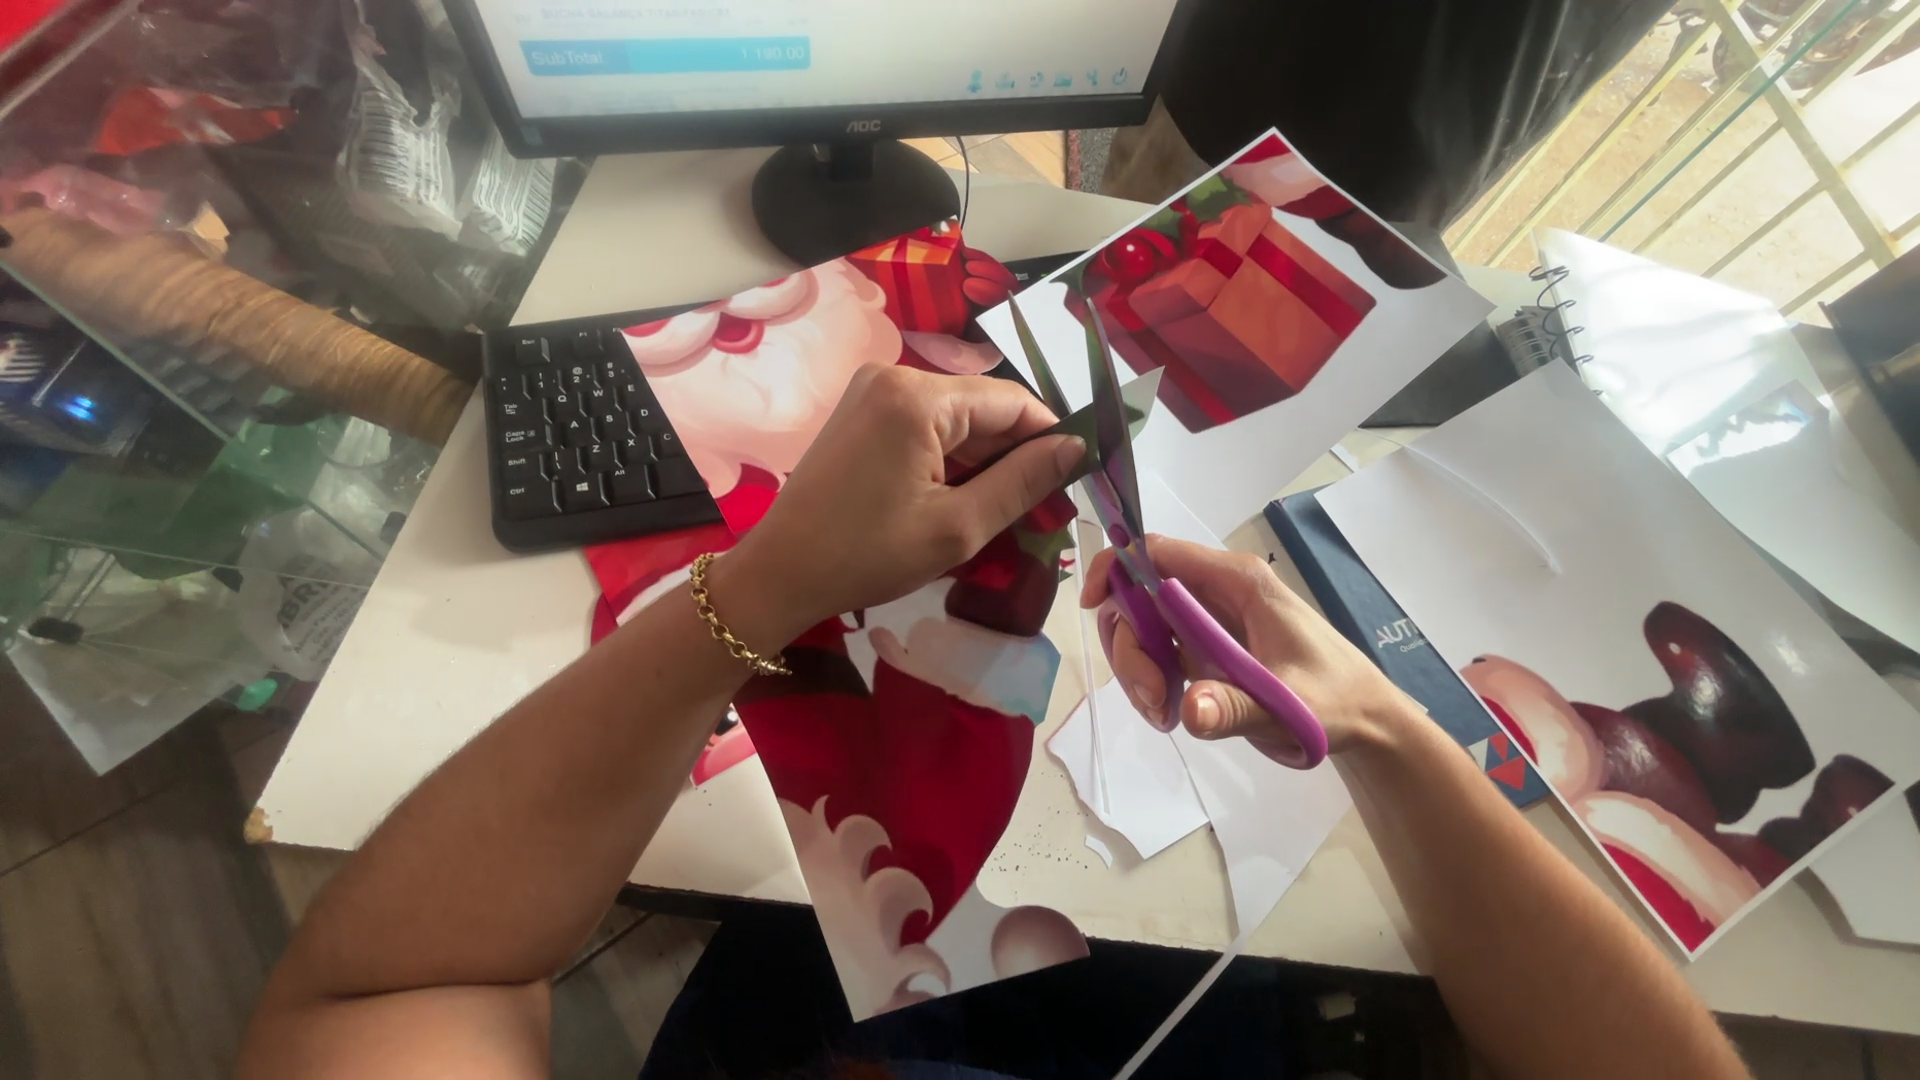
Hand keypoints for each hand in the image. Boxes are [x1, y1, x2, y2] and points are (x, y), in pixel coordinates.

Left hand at [719, 366, 1083, 644]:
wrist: (781, 572)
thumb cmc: (868, 555)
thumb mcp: (958, 527)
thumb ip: (1022, 482)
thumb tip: (1074, 448)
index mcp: (918, 397)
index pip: (1011, 401)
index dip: (1049, 435)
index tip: (1074, 475)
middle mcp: (894, 376)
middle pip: (982, 407)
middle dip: (1015, 452)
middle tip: (1042, 504)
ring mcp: (873, 392)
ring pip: (956, 419)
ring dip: (984, 459)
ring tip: (1004, 506)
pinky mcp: (862, 413)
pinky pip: (926, 426)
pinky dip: (951, 457)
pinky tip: (963, 494)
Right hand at [1080, 535, 1417, 759]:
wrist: (1365, 720)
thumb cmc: (1335, 700)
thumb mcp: (1291, 706)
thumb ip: (1238, 708)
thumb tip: (1189, 709)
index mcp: (1235, 581)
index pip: (1156, 551)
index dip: (1115, 568)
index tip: (1092, 605)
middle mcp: (1213, 591)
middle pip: (1137, 598)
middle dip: (1130, 647)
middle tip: (1152, 697)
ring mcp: (1205, 619)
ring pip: (1140, 627)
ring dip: (1137, 670)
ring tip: (1165, 713)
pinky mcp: (1202, 645)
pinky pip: (1154, 652)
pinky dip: (1149, 682)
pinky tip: (1172, 712)